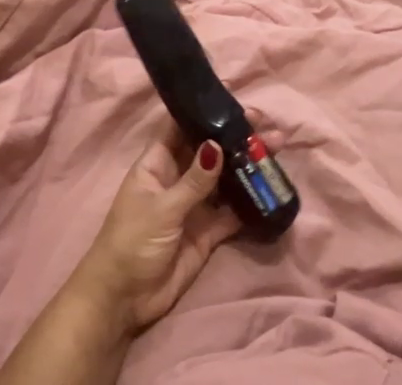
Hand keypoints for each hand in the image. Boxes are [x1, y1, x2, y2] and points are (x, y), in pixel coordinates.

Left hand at [72, 121, 284, 331]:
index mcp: (157, 164)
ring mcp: (194, 205)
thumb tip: (217, 146)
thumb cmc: (132, 242)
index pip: (180, 128)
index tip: (233, 101)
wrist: (124, 300)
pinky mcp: (207, 231)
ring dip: (248, 166)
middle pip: (210, 151)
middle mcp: (178, 179)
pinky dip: (250, 202)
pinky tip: (271, 189)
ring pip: (225, 179)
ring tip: (277, 150)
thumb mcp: (162, 208)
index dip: (204, 114)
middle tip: (266, 125)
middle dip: (235, 137)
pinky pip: (232, 211)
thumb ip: (194, 181)